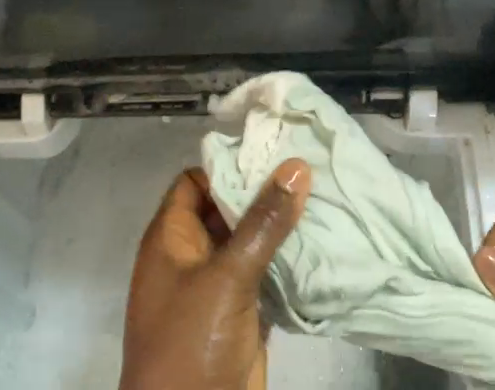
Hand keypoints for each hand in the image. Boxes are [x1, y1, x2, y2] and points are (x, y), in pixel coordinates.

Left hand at [119, 160, 310, 389]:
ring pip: (249, 241)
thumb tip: (296, 166)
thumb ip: (263, 222)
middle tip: (309, 170)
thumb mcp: (227, 276)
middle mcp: (190, 256)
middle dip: (263, 192)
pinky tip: (321, 243)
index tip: (273, 153)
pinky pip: (264, 273)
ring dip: (280, 226)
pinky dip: (287, 260)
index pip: (195, 181)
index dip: (229, 165)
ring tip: (324, 197)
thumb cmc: (191, 342)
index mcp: (170, 239)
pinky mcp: (240, 312)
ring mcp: (215, 286)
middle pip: (226, 208)